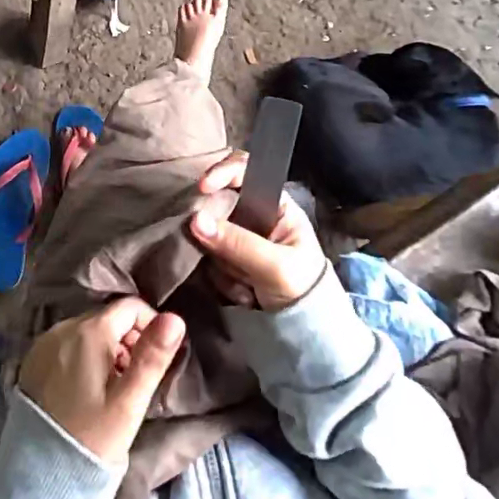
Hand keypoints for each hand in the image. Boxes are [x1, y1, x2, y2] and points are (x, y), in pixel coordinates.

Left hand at [19, 297, 185, 462]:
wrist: (39, 476)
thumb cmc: (92, 438)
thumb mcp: (129, 402)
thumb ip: (152, 357)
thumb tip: (174, 318)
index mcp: (89, 332)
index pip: (131, 307)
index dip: (150, 326)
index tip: (154, 360)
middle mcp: (63, 328)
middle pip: (108, 317)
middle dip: (128, 340)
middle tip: (133, 379)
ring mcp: (44, 343)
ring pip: (88, 330)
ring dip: (107, 348)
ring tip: (111, 388)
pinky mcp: (32, 360)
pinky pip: (68, 343)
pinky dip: (83, 356)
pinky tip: (86, 389)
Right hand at [187, 151, 328, 309]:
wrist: (302, 328)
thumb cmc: (302, 286)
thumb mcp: (276, 265)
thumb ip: (238, 244)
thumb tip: (196, 220)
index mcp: (274, 204)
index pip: (246, 170)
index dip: (223, 171)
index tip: (202, 186)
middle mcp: (253, 215)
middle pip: (218, 205)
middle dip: (219, 235)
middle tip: (227, 258)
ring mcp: (237, 237)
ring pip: (209, 236)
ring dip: (224, 264)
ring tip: (249, 285)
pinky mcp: (225, 260)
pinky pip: (207, 260)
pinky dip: (222, 279)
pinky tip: (244, 293)